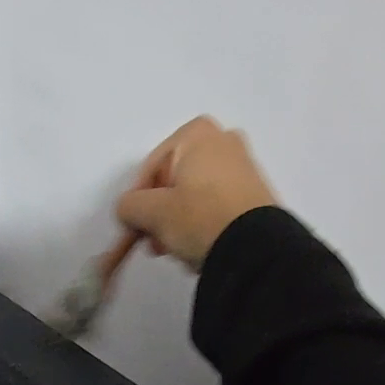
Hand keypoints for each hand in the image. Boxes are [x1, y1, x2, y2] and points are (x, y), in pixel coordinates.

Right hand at [116, 116, 278, 271]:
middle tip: (157, 245)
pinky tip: (202, 247)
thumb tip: (128, 209)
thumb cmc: (199, 219)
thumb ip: (129, 206)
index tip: (137, 231)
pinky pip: (216, 206)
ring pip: (194, 196)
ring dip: (180, 224)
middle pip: (174, 182)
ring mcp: (244, 164)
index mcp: (196, 133)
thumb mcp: (153, 213)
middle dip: (161, 215)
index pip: (150, 170)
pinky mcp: (256, 192)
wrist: (255, 248)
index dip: (138, 203)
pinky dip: (204, 225)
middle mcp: (223, 139)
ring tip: (180, 251)